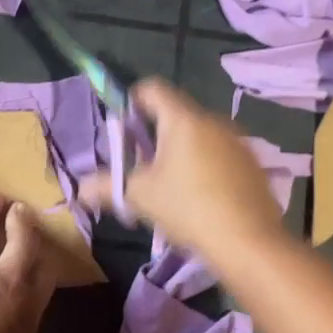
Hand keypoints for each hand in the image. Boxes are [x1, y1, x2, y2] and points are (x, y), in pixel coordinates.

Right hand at [77, 78, 287, 254]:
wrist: (249, 242)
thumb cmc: (188, 208)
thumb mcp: (140, 197)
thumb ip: (106, 188)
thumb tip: (79, 189)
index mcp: (181, 119)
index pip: (152, 90)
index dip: (133, 101)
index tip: (124, 127)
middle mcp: (212, 121)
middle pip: (175, 115)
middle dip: (155, 135)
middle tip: (142, 166)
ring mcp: (238, 141)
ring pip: (200, 136)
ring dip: (182, 152)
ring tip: (171, 186)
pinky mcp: (254, 164)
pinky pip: (221, 154)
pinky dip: (206, 166)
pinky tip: (202, 197)